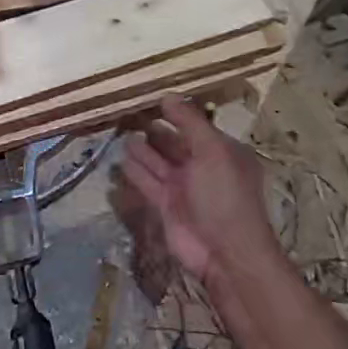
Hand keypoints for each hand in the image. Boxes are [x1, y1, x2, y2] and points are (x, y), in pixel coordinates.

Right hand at [120, 96, 281, 281]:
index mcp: (221, 151)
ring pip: (158, 162)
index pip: (195, 125)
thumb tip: (168, 95)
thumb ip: (190, 122)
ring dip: (142, 149)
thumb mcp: (213, 151)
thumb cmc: (224, 195)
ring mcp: (183, 187)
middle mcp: (202, 166)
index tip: (151, 97)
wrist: (225, 253)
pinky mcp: (166, 206)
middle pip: (174, 142)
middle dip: (155, 129)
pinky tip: (122, 159)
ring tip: (123, 132)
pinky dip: (136, 171)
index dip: (175, 112)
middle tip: (130, 112)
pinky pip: (148, 182)